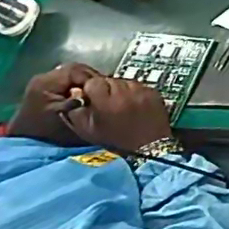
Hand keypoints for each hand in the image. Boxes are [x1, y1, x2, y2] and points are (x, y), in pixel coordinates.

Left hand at [3, 63, 100, 143]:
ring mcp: (42, 84)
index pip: (77, 69)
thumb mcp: (71, 117)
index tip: (104, 90)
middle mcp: (43, 78)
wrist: (26, 147)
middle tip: (102, 94)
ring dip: (84, 85)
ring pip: (72, 77)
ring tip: (94, 98)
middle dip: (90, 81)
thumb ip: (85, 99)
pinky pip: (66, 84)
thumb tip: (98, 89)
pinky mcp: (44, 91)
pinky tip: (83, 101)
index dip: (93, 78)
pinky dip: (77, 90)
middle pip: (75, 70)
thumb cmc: (49, 134)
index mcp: (47, 82)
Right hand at [59, 70, 173, 152]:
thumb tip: (75, 93)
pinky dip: (135, 93)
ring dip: (121, 91)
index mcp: (106, 102)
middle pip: (109, 80)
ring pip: (124, 82)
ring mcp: (141, 91)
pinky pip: (138, 86)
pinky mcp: (153, 92)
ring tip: (122, 106)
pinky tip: (135, 106)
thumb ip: (76, 110)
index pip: (93, 82)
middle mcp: (124, 93)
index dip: (91, 90)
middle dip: (106, 90)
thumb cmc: (115, 141)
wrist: (148, 147)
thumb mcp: (87, 130)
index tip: (94, 99)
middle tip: (108, 105)